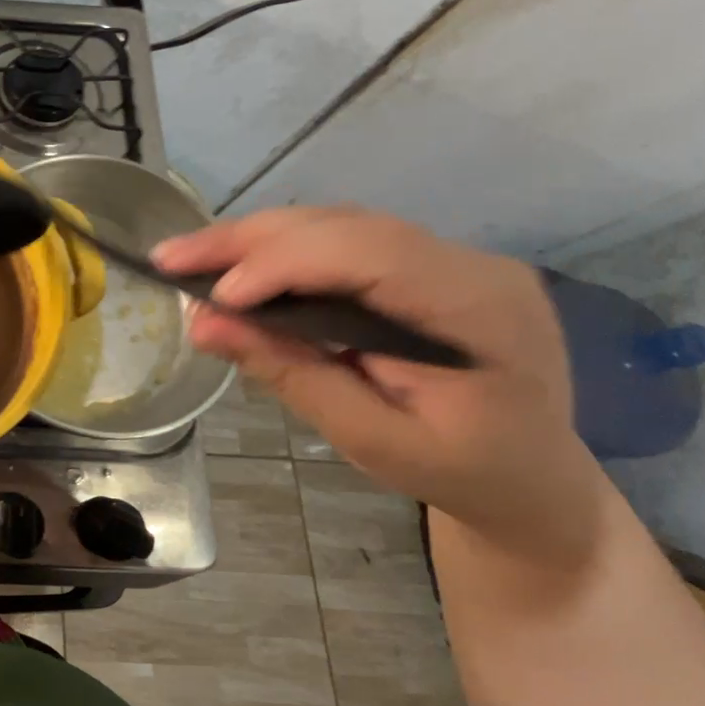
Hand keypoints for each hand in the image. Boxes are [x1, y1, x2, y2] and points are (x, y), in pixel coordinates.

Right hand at [156, 207, 599, 551]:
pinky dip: (280, 250)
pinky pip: (343, 240)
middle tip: (169, 258)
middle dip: (248, 240)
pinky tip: (236, 266)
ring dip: (254, 239)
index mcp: (480, 307)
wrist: (534, 482)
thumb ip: (293, 375)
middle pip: (344, 225)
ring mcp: (451, 257)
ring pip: (336, 223)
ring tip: (186, 259)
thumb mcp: (374, 439)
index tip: (215, 298)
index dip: (284, 264)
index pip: (371, 255)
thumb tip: (204, 324)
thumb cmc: (462, 473)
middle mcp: (470, 263)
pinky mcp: (426, 265)